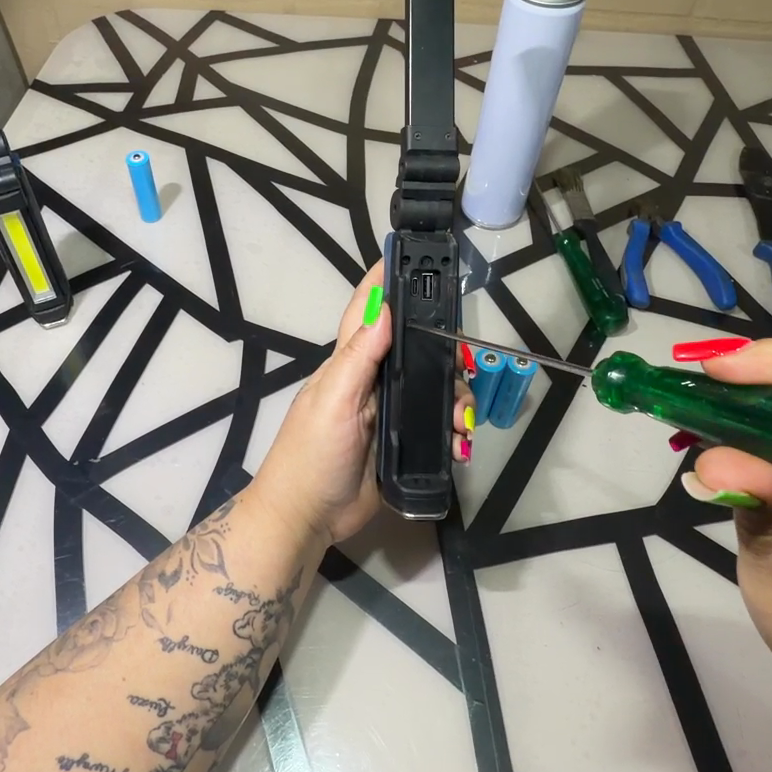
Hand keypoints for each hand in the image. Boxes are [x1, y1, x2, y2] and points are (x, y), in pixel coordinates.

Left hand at [250, 261, 473, 543]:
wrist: (309, 518)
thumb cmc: (312, 453)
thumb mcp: (334, 401)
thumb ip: (360, 357)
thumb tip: (386, 307)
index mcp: (349, 364)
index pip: (367, 312)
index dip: (384, 282)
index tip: (407, 254)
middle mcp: (371, 382)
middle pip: (414, 349)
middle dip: (443, 352)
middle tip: (463, 364)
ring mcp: (387, 413)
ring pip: (432, 388)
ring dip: (454, 397)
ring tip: (463, 420)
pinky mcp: (401, 443)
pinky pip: (435, 425)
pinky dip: (454, 428)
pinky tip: (461, 440)